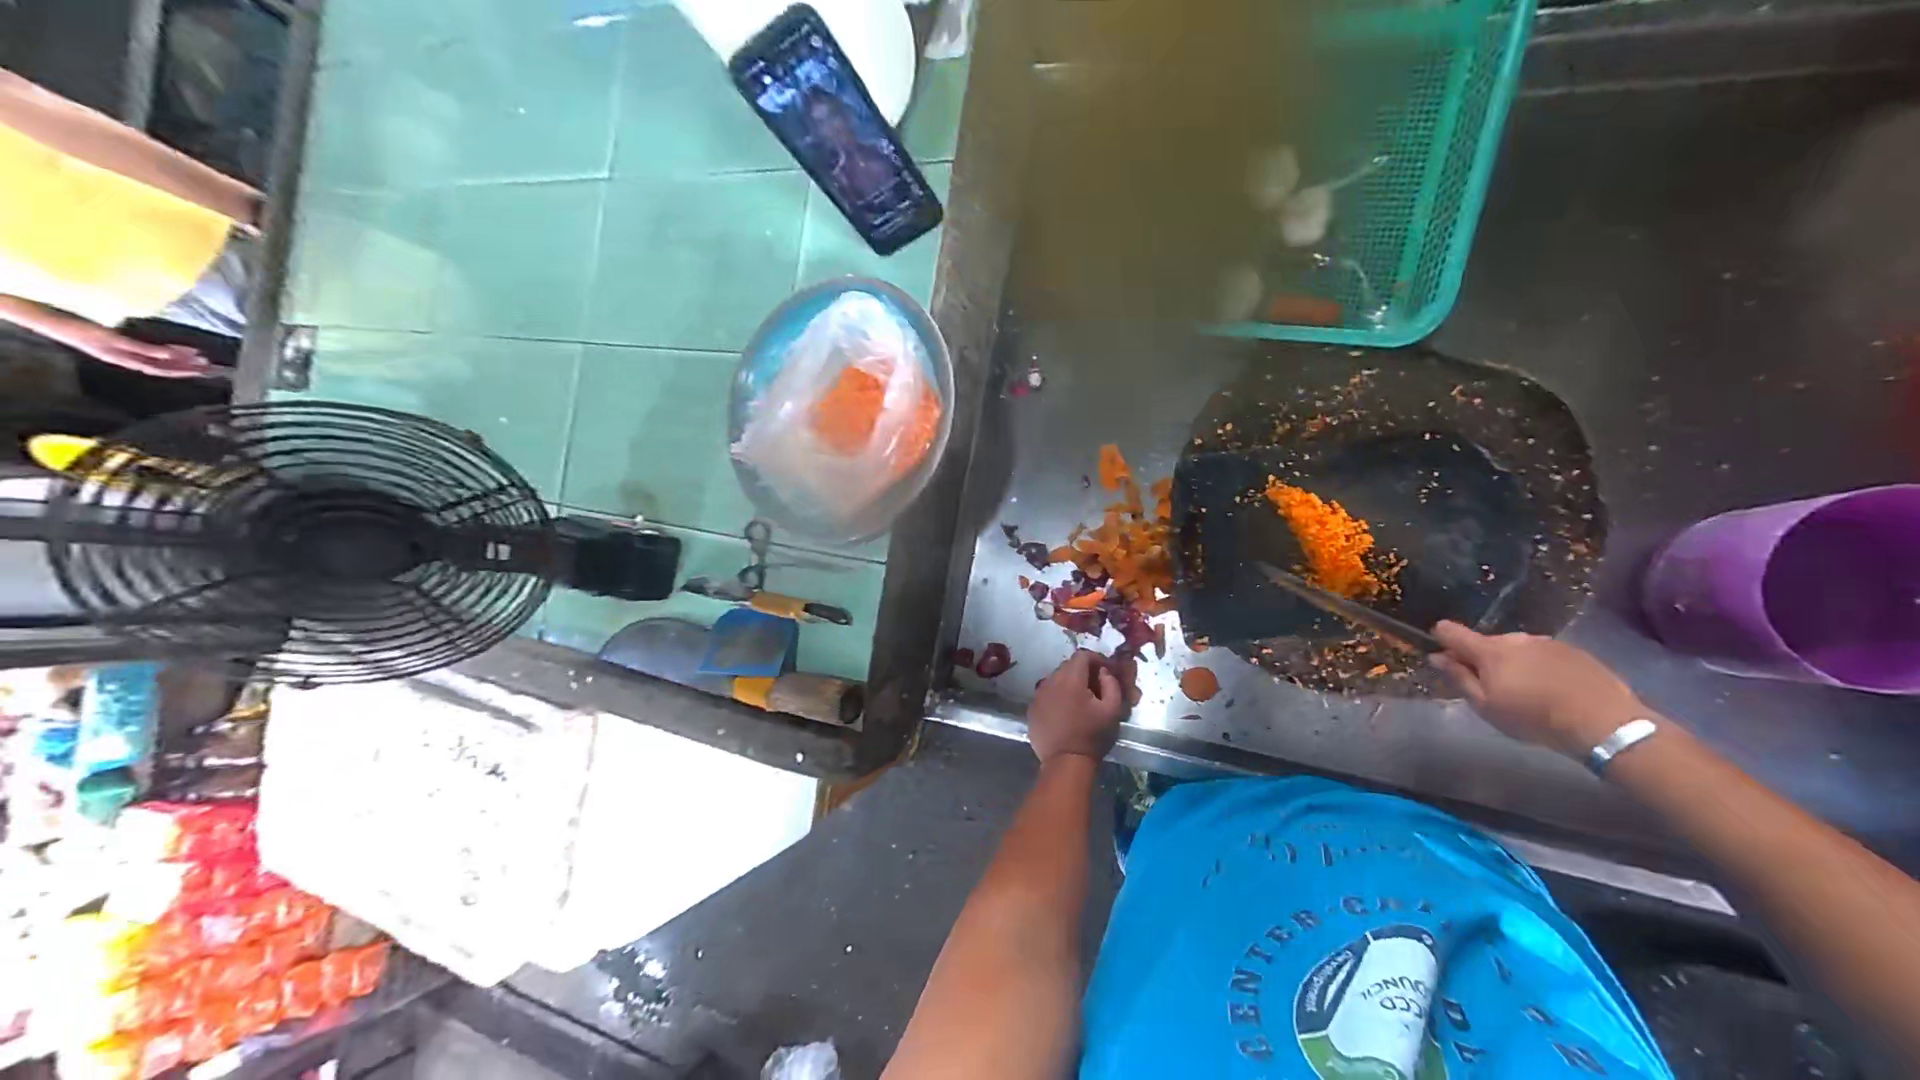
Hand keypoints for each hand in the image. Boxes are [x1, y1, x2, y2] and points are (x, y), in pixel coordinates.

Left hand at [54, 323, 219, 378]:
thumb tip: (154, 348)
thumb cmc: (72, 327)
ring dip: (183, 362)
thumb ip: (126, 343)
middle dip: (189, 369)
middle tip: (213, 369)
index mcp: (121, 358)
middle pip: (161, 367)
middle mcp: (122, 358)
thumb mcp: (101, 336)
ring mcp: (118, 350)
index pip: (158, 368)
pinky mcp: (113, 341)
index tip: (205, 369)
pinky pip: (144, 350)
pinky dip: (164, 353)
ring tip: (204, 360)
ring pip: (157, 361)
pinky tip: (182, 351)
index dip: (183, 370)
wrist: (43, 321)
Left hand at [1027, 650, 1126, 763]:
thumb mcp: (1112, 710)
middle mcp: (1050, 682)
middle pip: (1067, 666)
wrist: (1065, 763)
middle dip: (1082, 671)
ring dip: (1068, 684)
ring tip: (1079, 700)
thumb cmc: (1092, 736)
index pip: (1081, 656)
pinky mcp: (1031, 709)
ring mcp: (1038, 695)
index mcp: (1070, 679)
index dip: (1096, 659)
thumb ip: (1111, 684)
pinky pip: (1046, 694)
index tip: (1105, 671)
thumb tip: (1103, 672)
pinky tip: (1065, 711)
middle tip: (1095, 686)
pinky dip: (1056, 696)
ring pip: (1055, 679)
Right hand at [1430, 621, 1647, 759]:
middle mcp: (1515, 639)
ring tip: (1527, 688)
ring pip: (1516, 647)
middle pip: (1486, 642)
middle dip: (1482, 658)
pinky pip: (1544, 653)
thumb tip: (1437, 657)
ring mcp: (1548, 642)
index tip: (1444, 655)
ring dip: (1513, 661)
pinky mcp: (1575, 651)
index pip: (1451, 631)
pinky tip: (1552, 687)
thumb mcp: (1486, 706)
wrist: (1605, 723)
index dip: (1441, 638)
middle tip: (1493, 686)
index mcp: (1489, 651)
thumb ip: (1458, 678)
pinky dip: (1540, 665)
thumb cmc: (1534, 718)